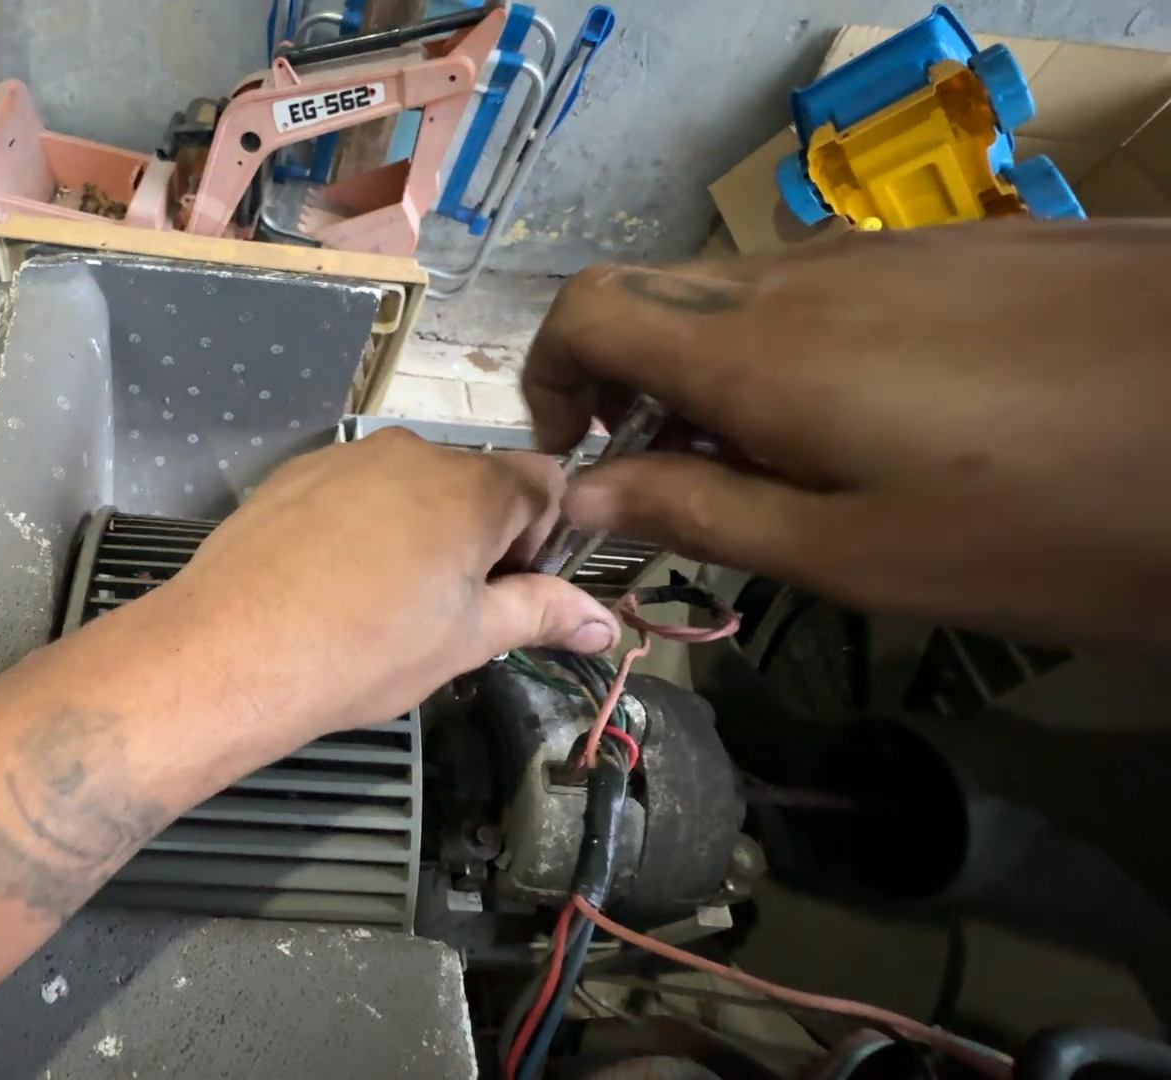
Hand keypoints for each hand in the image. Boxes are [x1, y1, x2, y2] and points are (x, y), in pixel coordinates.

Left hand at [144, 428, 617, 741]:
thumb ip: (541, 614)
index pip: (546, 484)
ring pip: (408, 485)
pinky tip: (326, 576)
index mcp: (471, 486)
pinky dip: (358, 521)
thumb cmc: (366, 649)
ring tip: (375, 596)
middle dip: (475, 535)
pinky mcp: (292, 472)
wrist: (233, 648)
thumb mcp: (466, 639)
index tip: (507, 589)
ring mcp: (344, 457)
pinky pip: (350, 488)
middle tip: (440, 604)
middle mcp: (410, 452)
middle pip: (473, 482)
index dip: (540, 538)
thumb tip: (603, 621)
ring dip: (415, 528)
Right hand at [522, 220, 1170, 646]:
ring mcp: (877, 254)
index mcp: (750, 352)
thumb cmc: (1054, 519)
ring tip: (773, 460)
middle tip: (673, 473)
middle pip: (646, 303)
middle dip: (621, 388)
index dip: (549, 373)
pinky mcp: (948, 252)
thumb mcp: (843, 552)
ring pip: (726, 301)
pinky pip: (811, 292)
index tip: (578, 449)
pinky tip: (862, 417)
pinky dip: (778, 353)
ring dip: (701, 378)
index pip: (585, 310)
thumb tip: (581, 493)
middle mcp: (794, 279)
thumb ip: (690, 511)